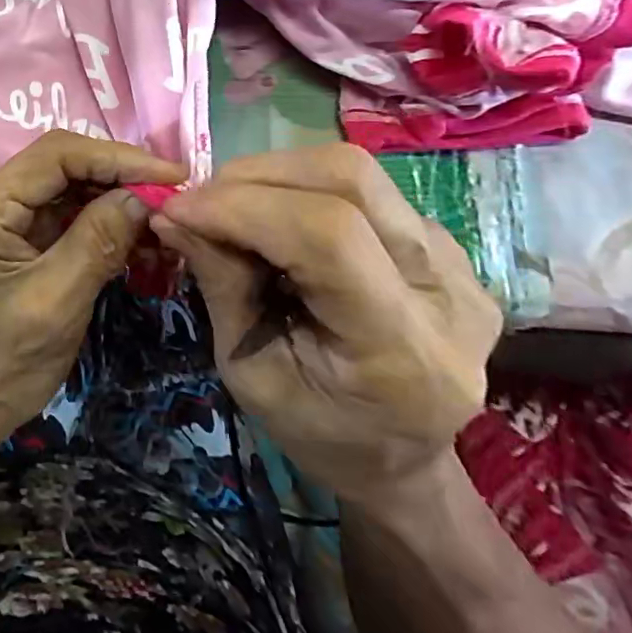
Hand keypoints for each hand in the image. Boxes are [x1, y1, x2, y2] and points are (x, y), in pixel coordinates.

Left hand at [0, 131, 184, 498]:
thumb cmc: (8, 360)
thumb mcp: (58, 298)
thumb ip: (100, 239)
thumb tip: (146, 194)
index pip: (54, 155)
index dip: (115, 158)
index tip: (172, 177)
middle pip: (61, 165)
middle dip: (119, 176)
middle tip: (175, 196)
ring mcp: (3, 219)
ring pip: (68, 187)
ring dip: (116, 198)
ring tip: (166, 218)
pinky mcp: (19, 239)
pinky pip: (66, 215)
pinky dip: (104, 221)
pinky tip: (142, 235)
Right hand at [149, 143, 501, 507]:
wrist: (399, 459)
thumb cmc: (315, 430)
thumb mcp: (247, 374)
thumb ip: (221, 286)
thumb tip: (172, 215)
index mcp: (402, 350)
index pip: (328, 238)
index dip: (241, 208)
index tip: (175, 210)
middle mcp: (449, 294)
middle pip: (350, 182)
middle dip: (254, 177)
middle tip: (198, 203)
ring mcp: (460, 265)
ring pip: (357, 173)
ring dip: (273, 176)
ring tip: (228, 208)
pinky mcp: (449, 247)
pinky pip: (365, 190)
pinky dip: (298, 189)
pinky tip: (274, 223)